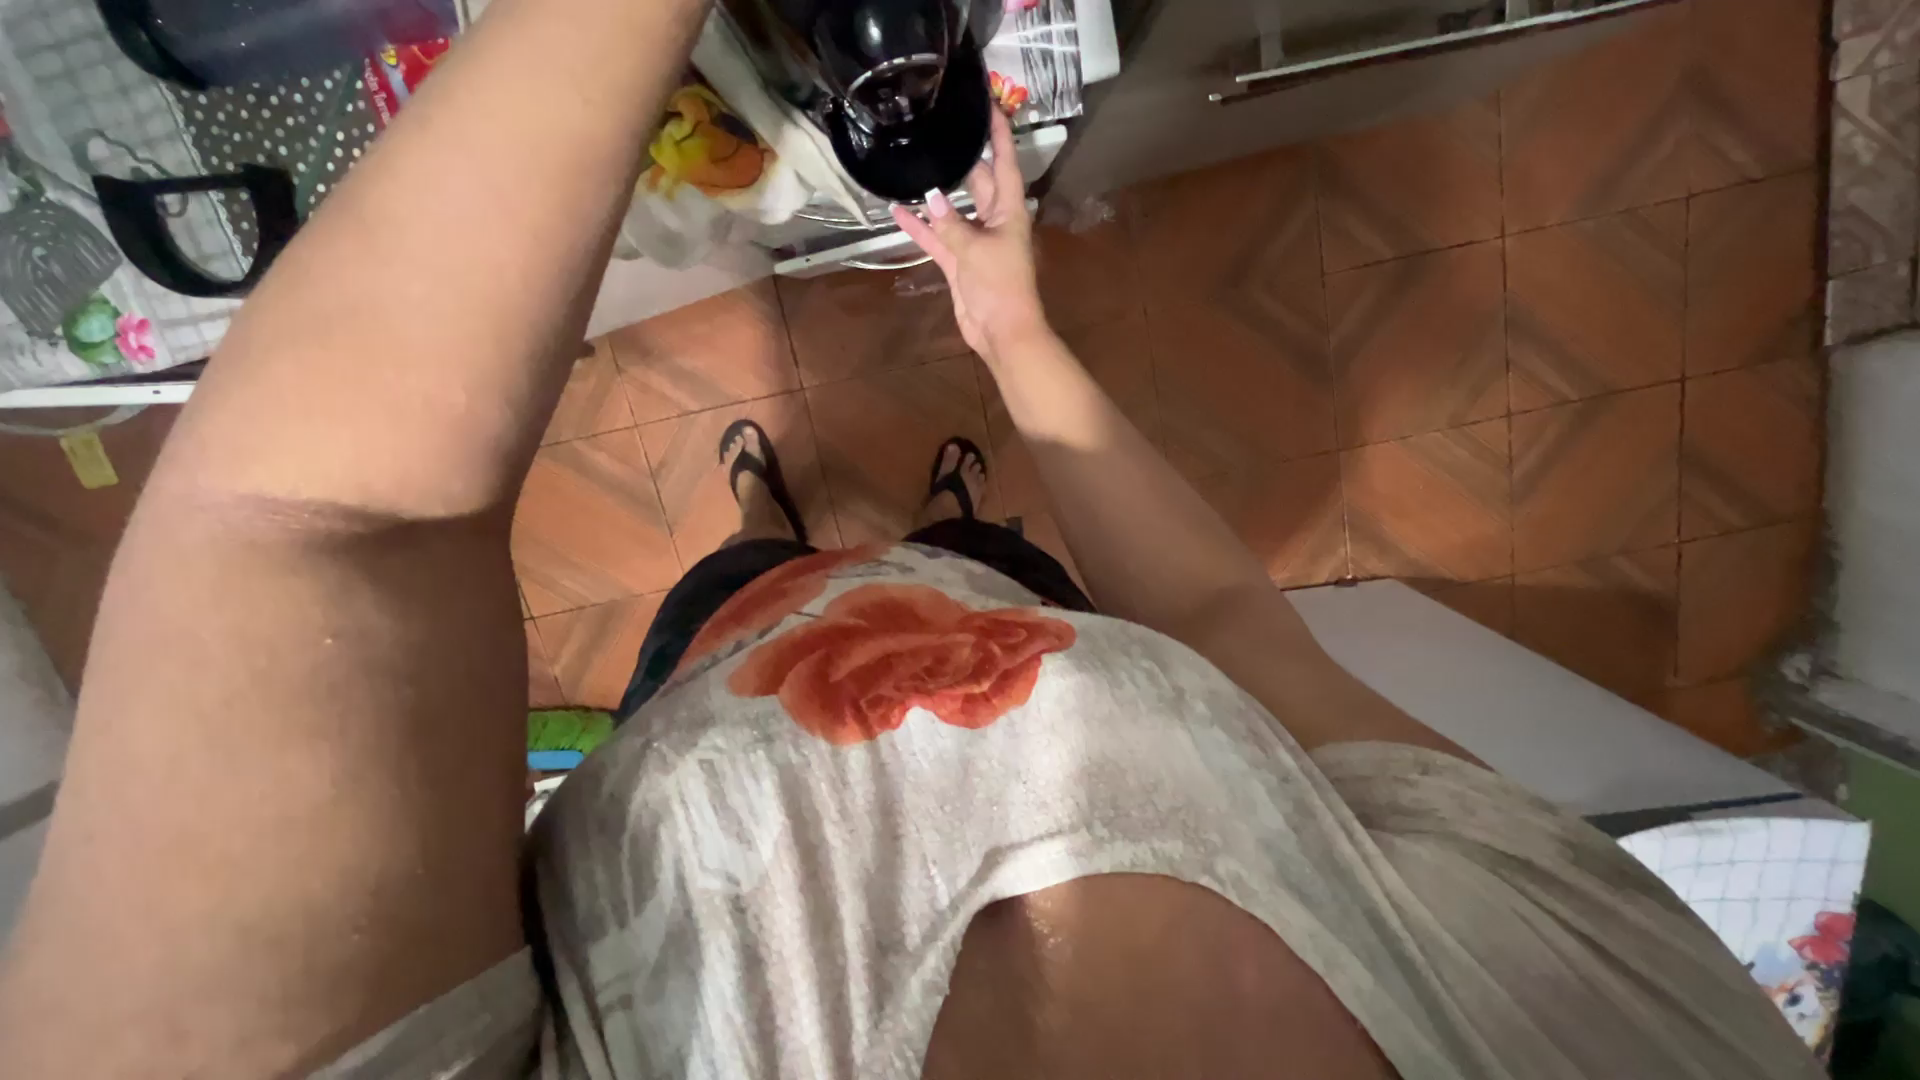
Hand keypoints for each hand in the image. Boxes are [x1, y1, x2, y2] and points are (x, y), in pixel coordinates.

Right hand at [891, 109, 1051, 365]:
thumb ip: (951, 223)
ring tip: (912, 165)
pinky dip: (920, 227)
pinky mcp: (958, 262)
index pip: (1005, 162)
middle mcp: (994, 221)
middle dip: (962, 159)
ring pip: (953, 210)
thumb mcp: (976, 250)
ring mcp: (975, 242)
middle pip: (978, 182)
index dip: (998, 133)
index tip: (988, 102)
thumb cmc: (1000, 285)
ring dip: (934, 195)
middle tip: (939, 129)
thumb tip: (930, 196)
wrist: (1001, 331)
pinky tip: (897, 210)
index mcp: (1010, 210)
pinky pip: (937, 238)